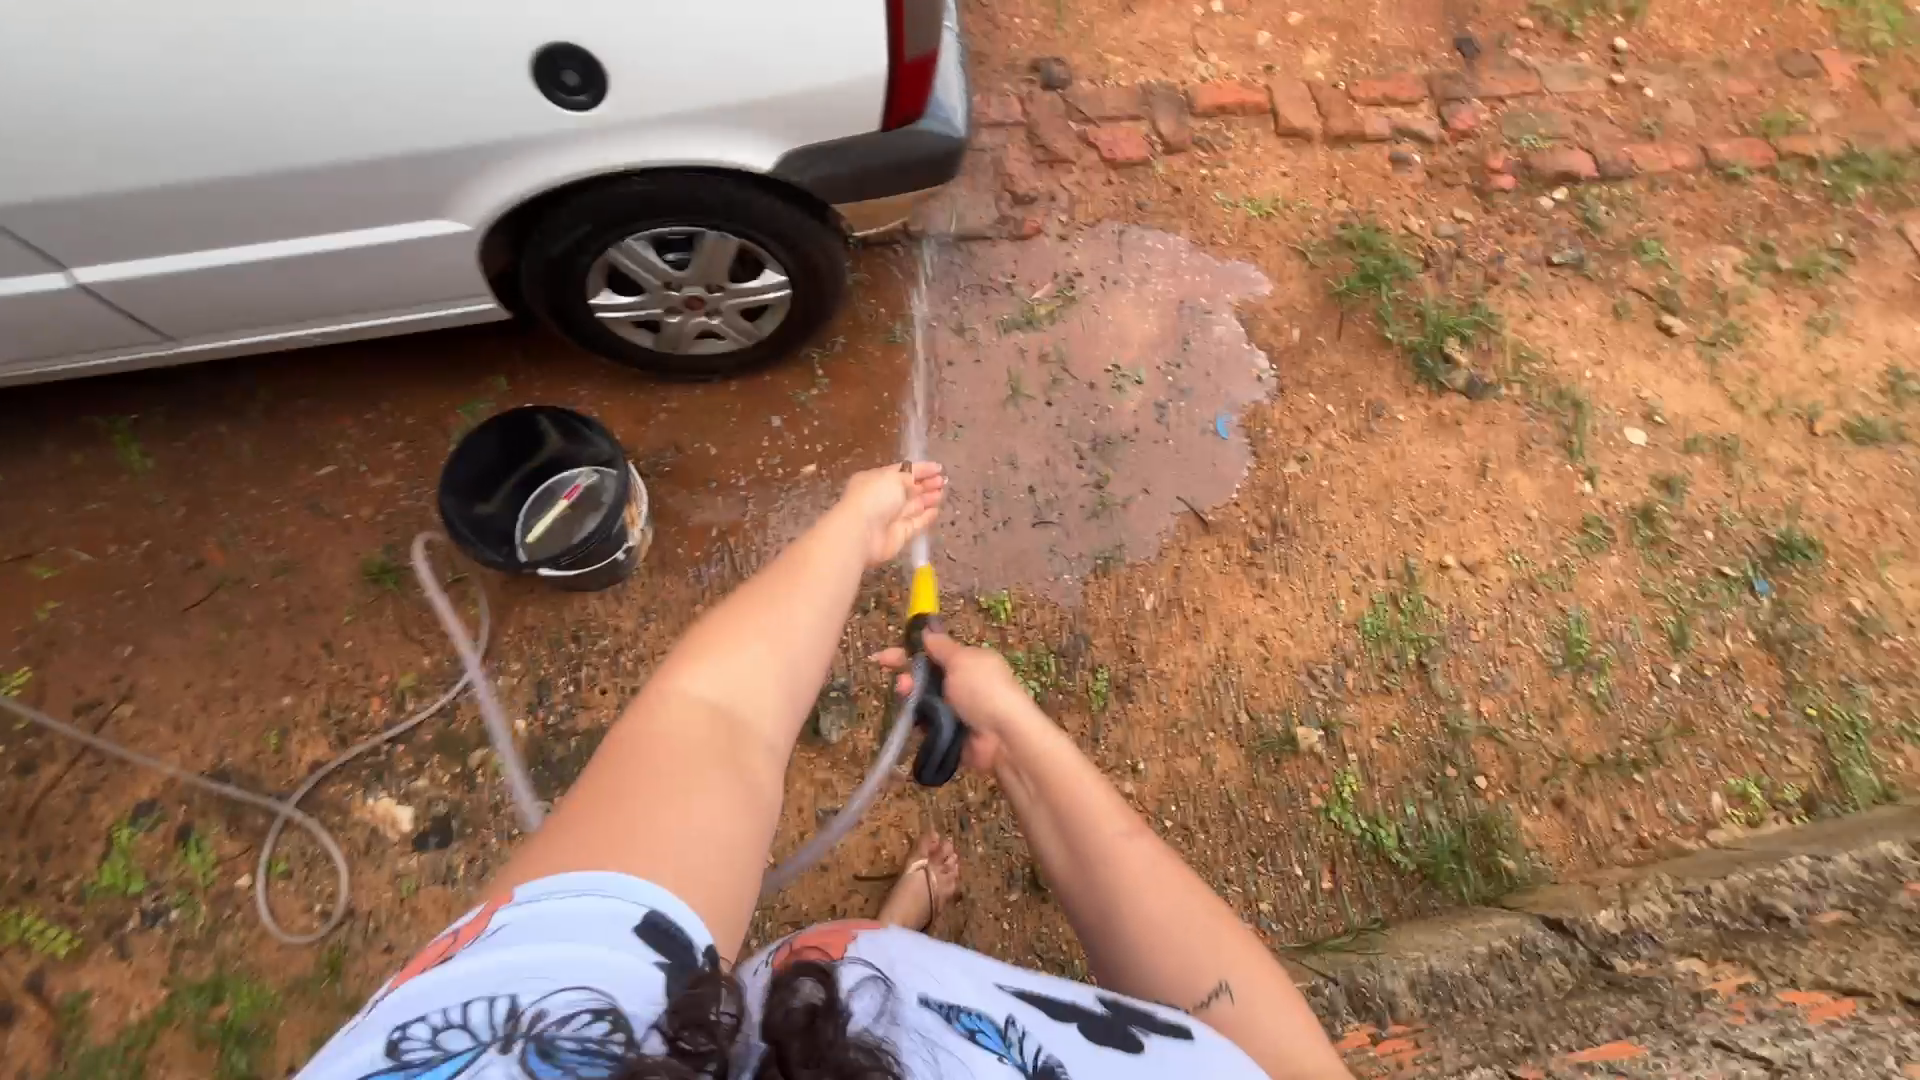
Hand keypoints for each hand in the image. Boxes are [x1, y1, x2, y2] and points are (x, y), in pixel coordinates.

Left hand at [837, 462, 946, 567]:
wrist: (862, 532)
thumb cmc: (875, 497)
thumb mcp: (892, 478)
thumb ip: (908, 477)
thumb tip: (916, 481)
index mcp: (877, 479)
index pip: (902, 471)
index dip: (920, 469)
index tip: (938, 468)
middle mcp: (883, 497)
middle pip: (908, 489)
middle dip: (925, 483)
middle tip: (943, 480)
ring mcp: (891, 516)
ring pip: (913, 505)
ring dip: (928, 498)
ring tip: (943, 492)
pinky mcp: (899, 534)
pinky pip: (915, 523)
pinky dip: (926, 516)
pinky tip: (936, 510)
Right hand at [871, 631, 1041, 774]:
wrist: (1003, 736)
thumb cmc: (984, 690)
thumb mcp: (962, 660)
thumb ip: (942, 647)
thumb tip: (928, 631)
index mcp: (969, 662)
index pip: (935, 652)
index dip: (910, 652)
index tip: (884, 657)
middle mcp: (962, 684)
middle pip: (926, 678)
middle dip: (908, 677)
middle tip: (901, 683)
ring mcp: (956, 710)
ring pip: (923, 701)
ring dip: (911, 698)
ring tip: (907, 697)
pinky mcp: (949, 733)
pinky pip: (926, 724)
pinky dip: (918, 721)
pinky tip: (915, 720)